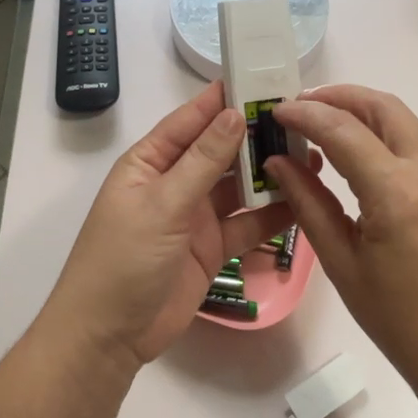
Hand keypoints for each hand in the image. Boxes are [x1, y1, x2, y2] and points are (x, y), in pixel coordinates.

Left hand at [41, 82, 295, 368]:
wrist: (108, 337)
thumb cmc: (123, 259)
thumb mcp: (162, 204)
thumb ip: (202, 162)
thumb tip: (233, 114)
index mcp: (150, 162)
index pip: (190, 120)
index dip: (222, 101)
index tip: (260, 80)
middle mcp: (174, 182)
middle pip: (219, 151)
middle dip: (254, 137)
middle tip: (300, 120)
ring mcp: (194, 216)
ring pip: (236, 187)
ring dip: (266, 174)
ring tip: (308, 156)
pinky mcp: (211, 249)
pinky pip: (245, 225)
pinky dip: (269, 215)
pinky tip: (301, 201)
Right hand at [265, 86, 417, 398]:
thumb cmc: (402, 324)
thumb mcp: (343, 265)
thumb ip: (309, 204)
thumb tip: (279, 162)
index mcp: (398, 192)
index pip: (343, 130)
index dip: (305, 114)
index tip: (276, 109)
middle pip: (383, 107)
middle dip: (340, 96)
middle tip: (302, 106)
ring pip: (406, 123)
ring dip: (365, 115)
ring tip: (327, 129)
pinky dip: (388, 140)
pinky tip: (364, 162)